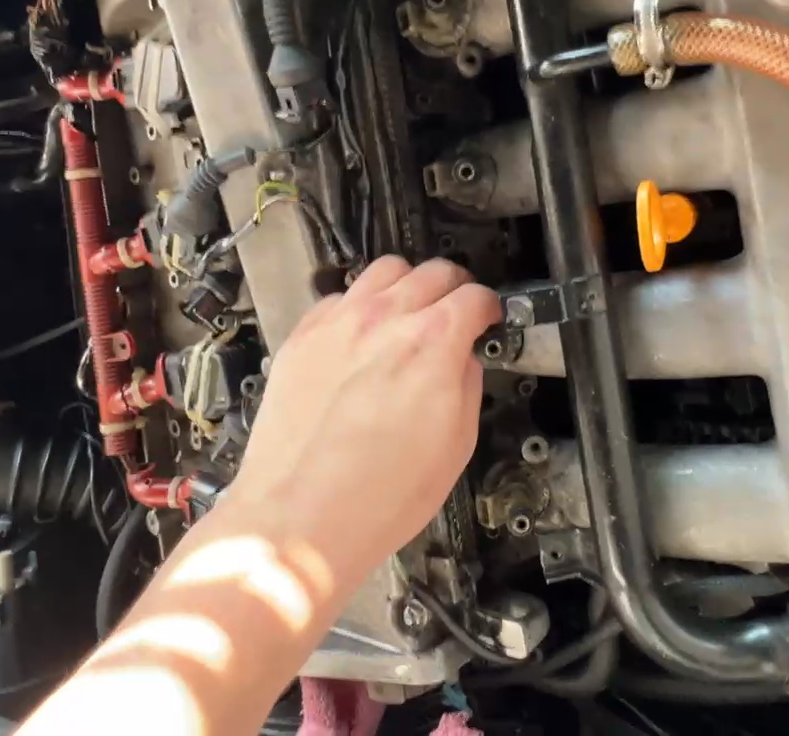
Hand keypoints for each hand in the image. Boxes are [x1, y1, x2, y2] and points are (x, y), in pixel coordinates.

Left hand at [226, 256, 500, 583]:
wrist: (300, 519)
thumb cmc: (378, 495)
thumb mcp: (456, 446)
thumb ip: (467, 387)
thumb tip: (463, 363)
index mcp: (433, 343)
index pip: (474, 296)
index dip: (488, 307)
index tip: (486, 316)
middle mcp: (386, 320)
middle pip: (433, 272)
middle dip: (454, 288)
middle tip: (455, 310)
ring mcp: (340, 324)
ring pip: (384, 270)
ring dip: (406, 285)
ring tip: (409, 310)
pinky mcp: (303, 337)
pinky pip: (339, 298)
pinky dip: (359, 306)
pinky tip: (362, 334)